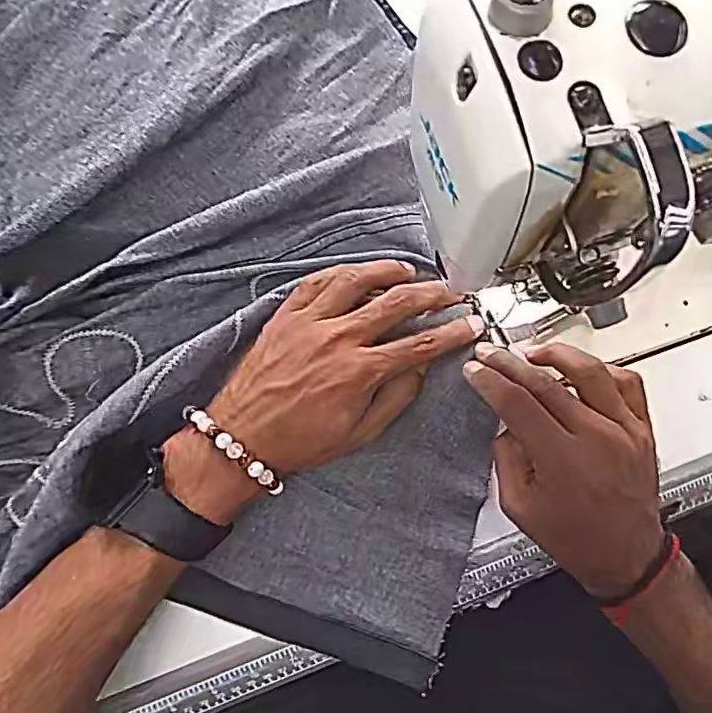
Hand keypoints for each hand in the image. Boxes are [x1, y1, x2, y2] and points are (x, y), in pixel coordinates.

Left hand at [164, 259, 482, 524]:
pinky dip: (341, 272)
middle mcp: (337, 340)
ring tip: (409, 271)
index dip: (451, 332)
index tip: (468, 324)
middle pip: (396, 302)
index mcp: (359, 372)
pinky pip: (316, 282)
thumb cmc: (300, 441)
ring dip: (387, 271)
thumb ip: (396, 397)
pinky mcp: (285, 317)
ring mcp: (309, 323)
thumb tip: (422, 368)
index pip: (420, 344)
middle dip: (431, 294)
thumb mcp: (360, 432)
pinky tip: (357, 272)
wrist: (243, 438)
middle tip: (449, 293)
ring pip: (356, 281)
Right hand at [462, 342, 663, 599]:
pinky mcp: (642, 429)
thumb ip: (506, 459)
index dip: (490, 380)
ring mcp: (624, 430)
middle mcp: (597, 439)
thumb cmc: (578, 539)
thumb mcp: (520, 507)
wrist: (627, 556)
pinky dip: (601, 368)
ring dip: (556, 354)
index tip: (476, 370)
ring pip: (589, 370)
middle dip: (510, 362)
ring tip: (534, 352)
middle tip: (492, 354)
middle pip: (545, 381)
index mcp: (562, 460)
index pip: (517, 402)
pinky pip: (627, 382)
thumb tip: (503, 425)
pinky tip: (581, 368)